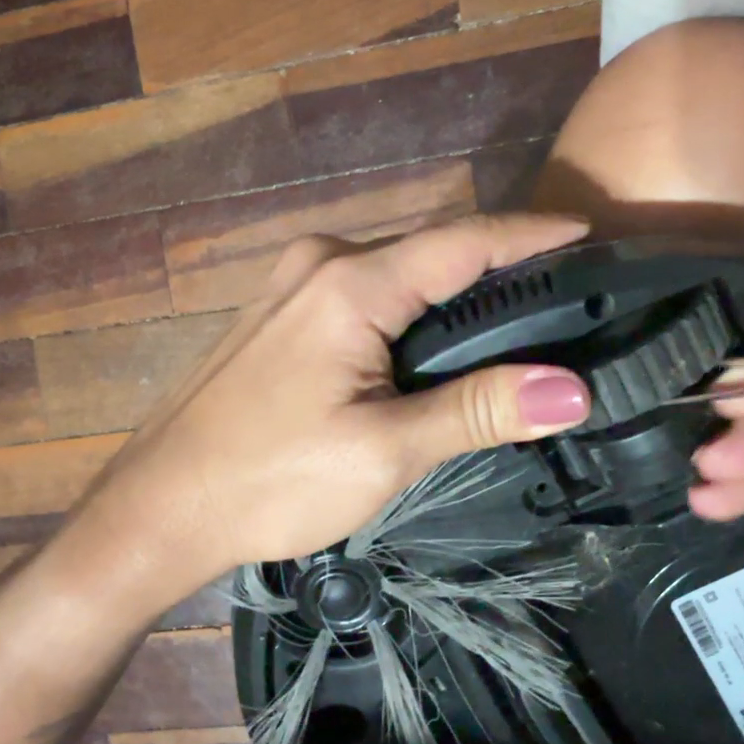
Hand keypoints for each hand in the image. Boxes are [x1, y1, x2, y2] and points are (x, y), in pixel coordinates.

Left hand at [77, 214, 595, 592]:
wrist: (155, 510)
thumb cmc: (266, 482)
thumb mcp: (383, 451)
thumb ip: (477, 411)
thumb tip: (572, 391)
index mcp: (350, 283)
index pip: (462, 241)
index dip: (530, 234)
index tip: (587, 232)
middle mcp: (322, 261)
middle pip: (432, 251)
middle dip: (500, 266)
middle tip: (566, 293)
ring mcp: (294, 284)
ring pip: (399, 273)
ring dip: (455, 292)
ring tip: (517, 322)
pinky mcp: (281, 313)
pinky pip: (368, 294)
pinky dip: (413, 310)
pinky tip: (437, 344)